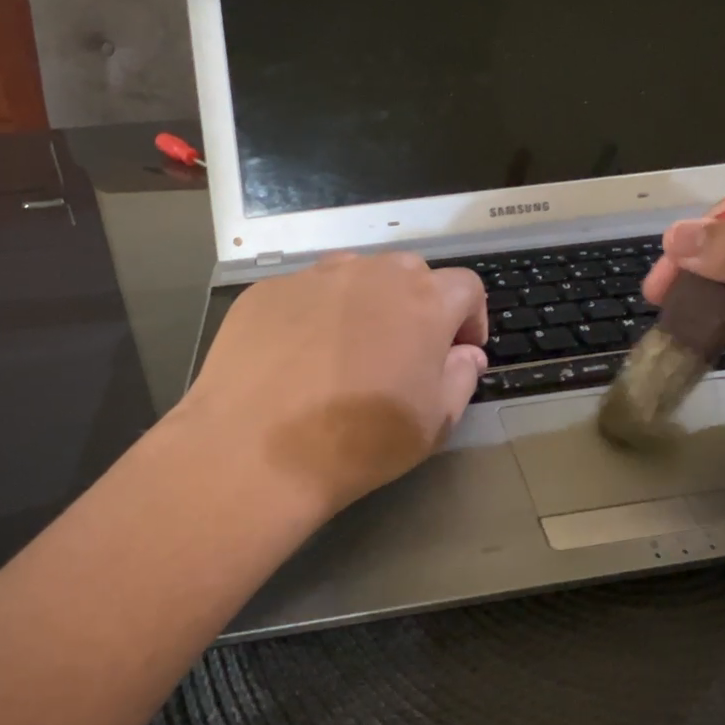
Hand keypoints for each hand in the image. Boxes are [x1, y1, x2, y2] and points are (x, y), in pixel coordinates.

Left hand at [180, 253, 487, 512]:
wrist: (255, 450)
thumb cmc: (360, 441)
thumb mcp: (434, 423)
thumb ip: (461, 377)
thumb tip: (465, 354)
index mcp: (423, 301)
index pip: (465, 287)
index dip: (470, 318)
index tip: (459, 352)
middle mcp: (371, 274)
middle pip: (409, 274)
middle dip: (418, 306)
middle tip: (404, 353)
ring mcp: (314, 277)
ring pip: (355, 275)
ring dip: (365, 303)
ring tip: (350, 349)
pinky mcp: (267, 291)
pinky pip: (305, 293)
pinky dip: (314, 315)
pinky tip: (297, 358)